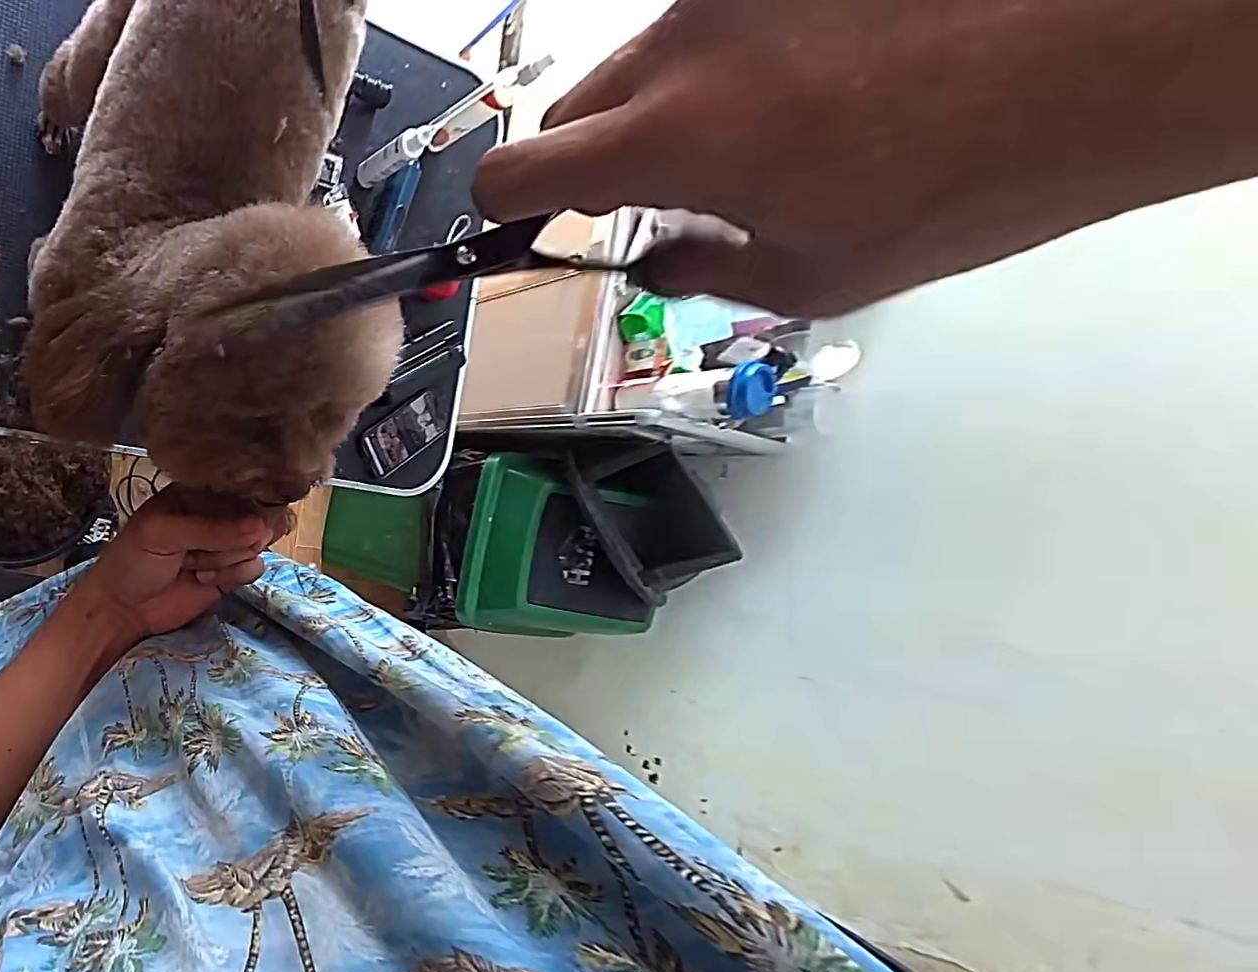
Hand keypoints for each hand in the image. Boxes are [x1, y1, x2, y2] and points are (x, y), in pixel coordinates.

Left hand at [63, 488, 273, 649]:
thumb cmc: (132, 562)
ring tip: (192, 566)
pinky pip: (254, 567)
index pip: (234, 491)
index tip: (218, 529)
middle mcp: (214, 516)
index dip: (235, 511)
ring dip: (225, 560)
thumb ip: (209, 529)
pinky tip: (205, 580)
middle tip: (193, 551)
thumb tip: (260, 526)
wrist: (123, 610)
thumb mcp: (161, 535)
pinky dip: (233, 576)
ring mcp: (225, 544)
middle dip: (228, 540)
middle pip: (251, 518)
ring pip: (255, 544)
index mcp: (195, 494)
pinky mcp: (231, 572)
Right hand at [472, 0, 1257, 315]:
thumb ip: (695, 272)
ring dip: (649, 117)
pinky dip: (711, 72)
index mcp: (672, 140)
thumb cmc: (964, 182)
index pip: (518, 168)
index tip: (509, 224)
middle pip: (567, 111)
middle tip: (631, 201)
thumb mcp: (801, 276)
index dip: (498, 204)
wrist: (1139, 44)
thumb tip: (656, 263)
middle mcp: (685, 46)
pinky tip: (783, 94)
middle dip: (581, 164)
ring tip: (733, 148)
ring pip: (634, 66)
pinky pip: (703, 29)